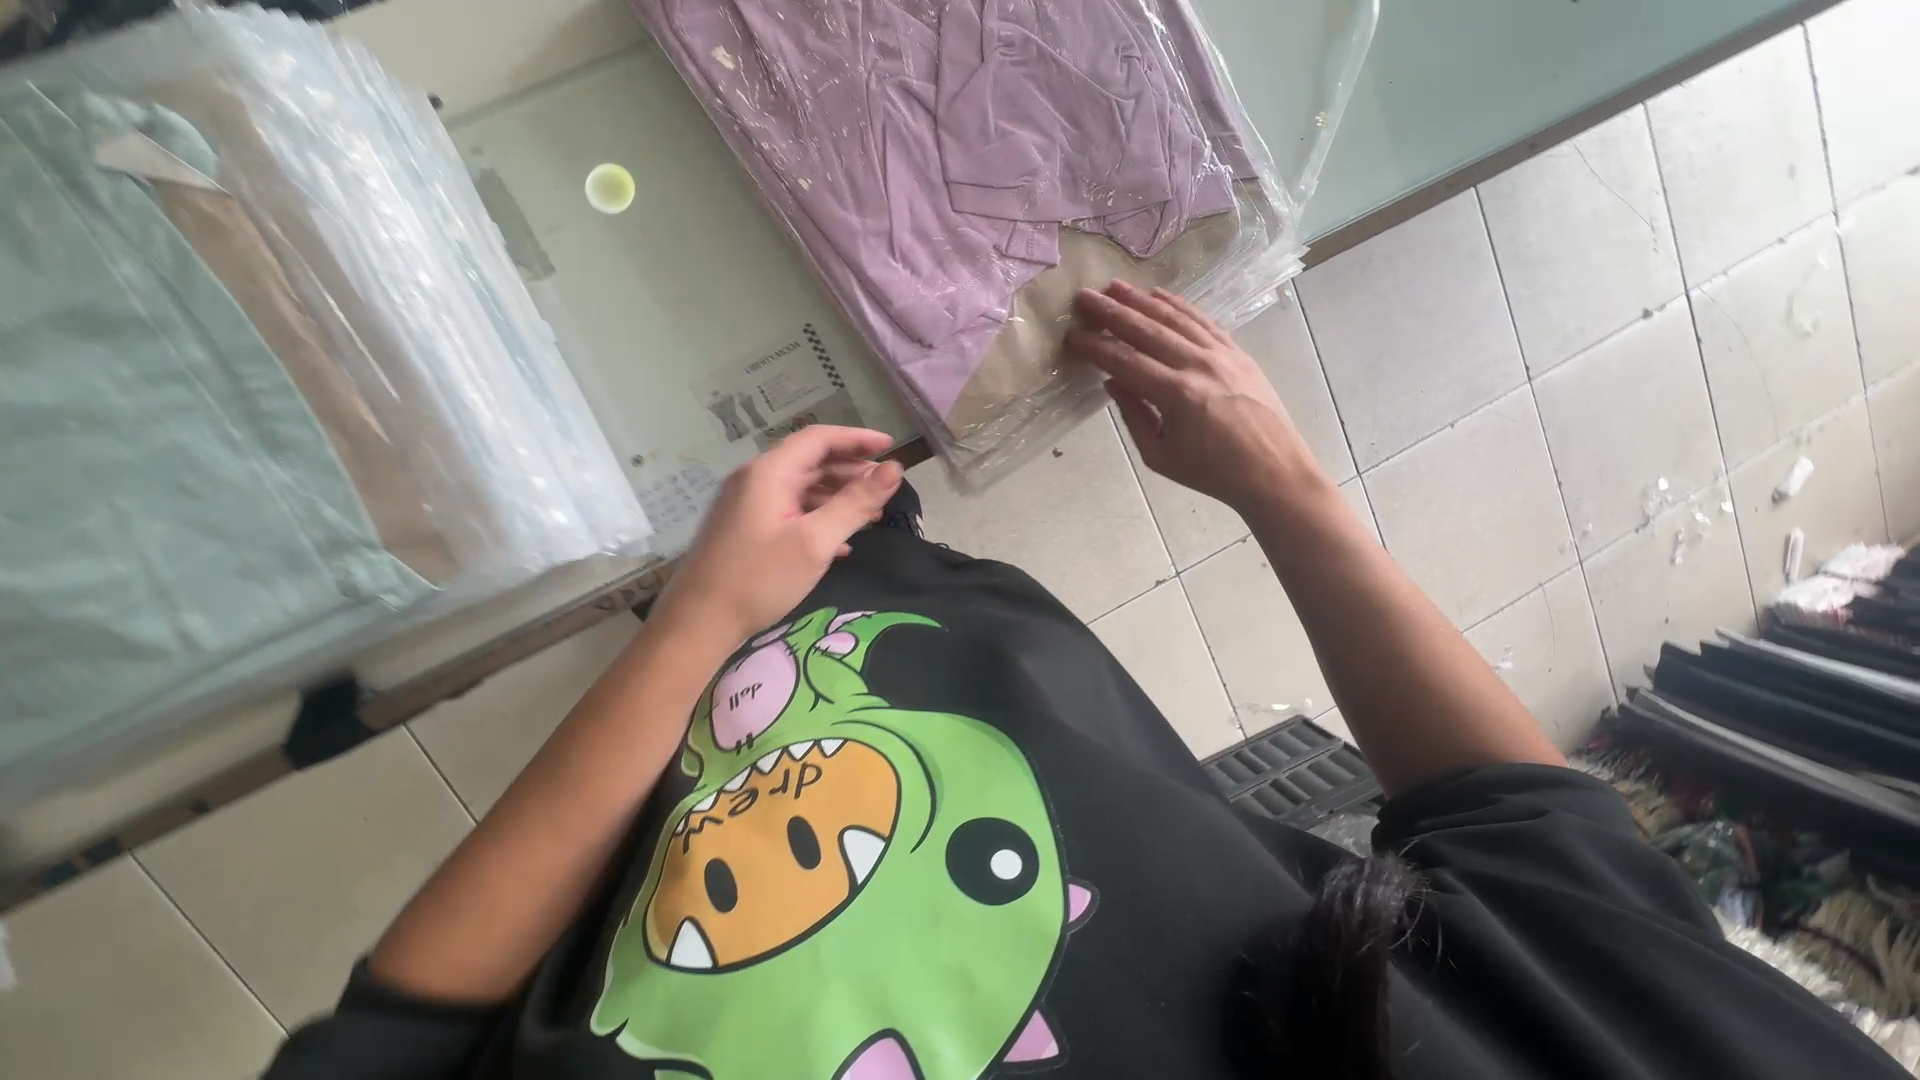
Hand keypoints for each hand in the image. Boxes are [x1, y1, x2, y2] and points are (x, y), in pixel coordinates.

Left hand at [653, 426, 901, 645]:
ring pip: (801, 487)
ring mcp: (747, 504)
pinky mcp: (745, 528)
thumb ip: (855, 503)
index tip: (892, 447)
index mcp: (769, 472)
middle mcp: (755, 479)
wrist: (699, 622)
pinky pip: (789, 510)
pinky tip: (842, 543)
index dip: (857, 439)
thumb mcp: (815, 542)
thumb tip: (895, 469)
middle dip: (852, 470)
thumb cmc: (759, 579)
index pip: (819, 438)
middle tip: (887, 487)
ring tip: (872, 515)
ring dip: (838, 496)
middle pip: (810, 461)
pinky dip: (819, 517)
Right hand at [1067, 281, 1320, 513]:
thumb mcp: (1161, 456)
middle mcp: (1198, 365)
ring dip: (1142, 301)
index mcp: (1177, 395)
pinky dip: (1179, 306)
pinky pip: (1203, 321)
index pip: (1126, 362)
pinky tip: (1158, 297)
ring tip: (1115, 287)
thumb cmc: (1212, 473)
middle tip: (1085, 297)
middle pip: (1147, 331)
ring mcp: (1222, 355)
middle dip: (1112, 312)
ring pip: (1175, 319)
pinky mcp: (1237, 353)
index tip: (1073, 336)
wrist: (1273, 472)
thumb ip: (1134, 416)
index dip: (1096, 347)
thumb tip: (1112, 382)